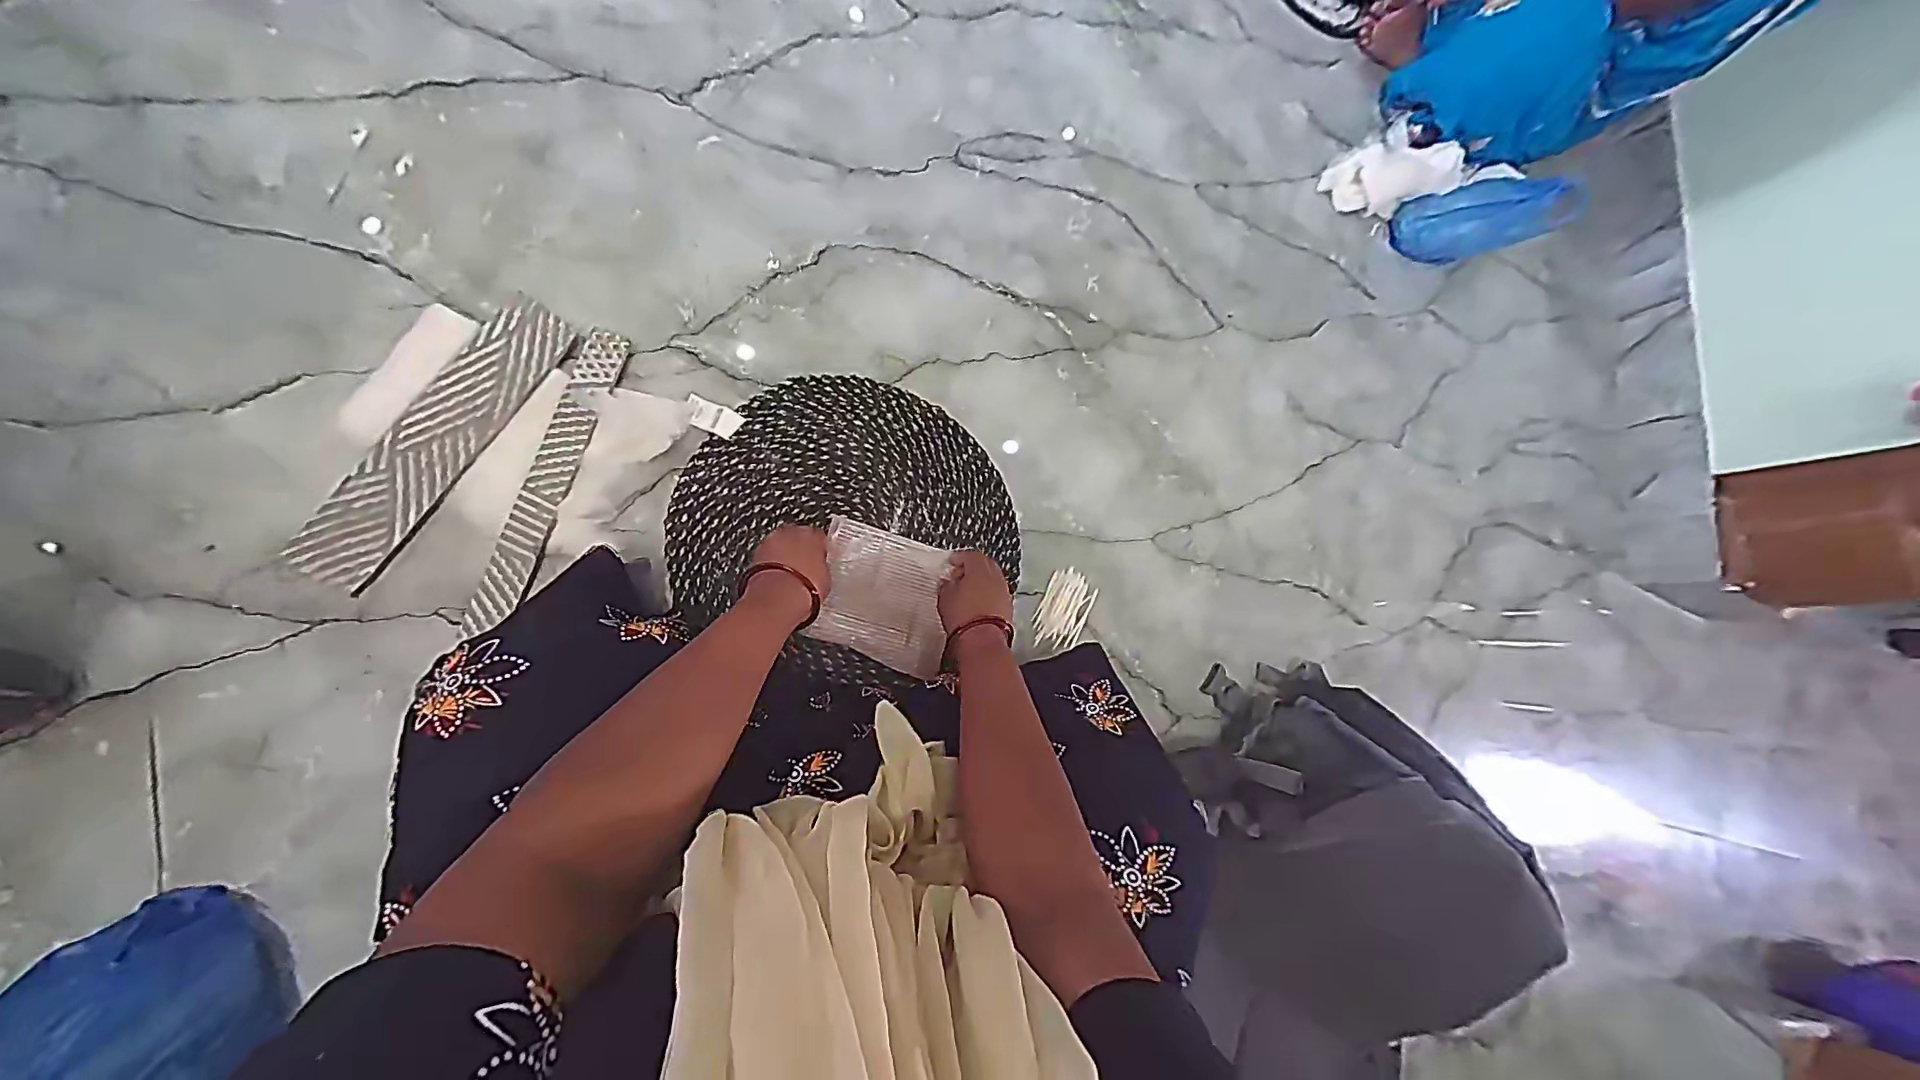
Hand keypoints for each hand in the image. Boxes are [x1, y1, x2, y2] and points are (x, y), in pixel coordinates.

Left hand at [743, 525, 829, 626]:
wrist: (779, 598)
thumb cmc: (804, 587)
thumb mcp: (825, 578)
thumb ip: (821, 567)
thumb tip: (819, 571)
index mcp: (813, 536)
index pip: (818, 536)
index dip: (819, 548)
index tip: (819, 558)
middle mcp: (791, 533)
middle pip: (796, 536)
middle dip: (798, 548)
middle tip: (803, 565)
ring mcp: (771, 542)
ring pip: (779, 544)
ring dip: (782, 555)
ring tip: (788, 574)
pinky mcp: (756, 554)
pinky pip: (767, 556)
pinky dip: (770, 564)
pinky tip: (776, 578)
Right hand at [938, 551, 1013, 656]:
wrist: (983, 640)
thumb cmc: (964, 617)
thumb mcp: (945, 597)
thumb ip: (946, 585)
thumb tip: (947, 583)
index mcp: (980, 569)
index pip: (971, 555)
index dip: (960, 557)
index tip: (952, 562)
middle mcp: (996, 577)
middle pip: (986, 565)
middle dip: (972, 567)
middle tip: (959, 574)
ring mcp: (1004, 592)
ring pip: (993, 580)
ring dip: (981, 582)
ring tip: (967, 591)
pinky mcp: (1008, 608)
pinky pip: (997, 595)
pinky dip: (988, 595)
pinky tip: (978, 604)